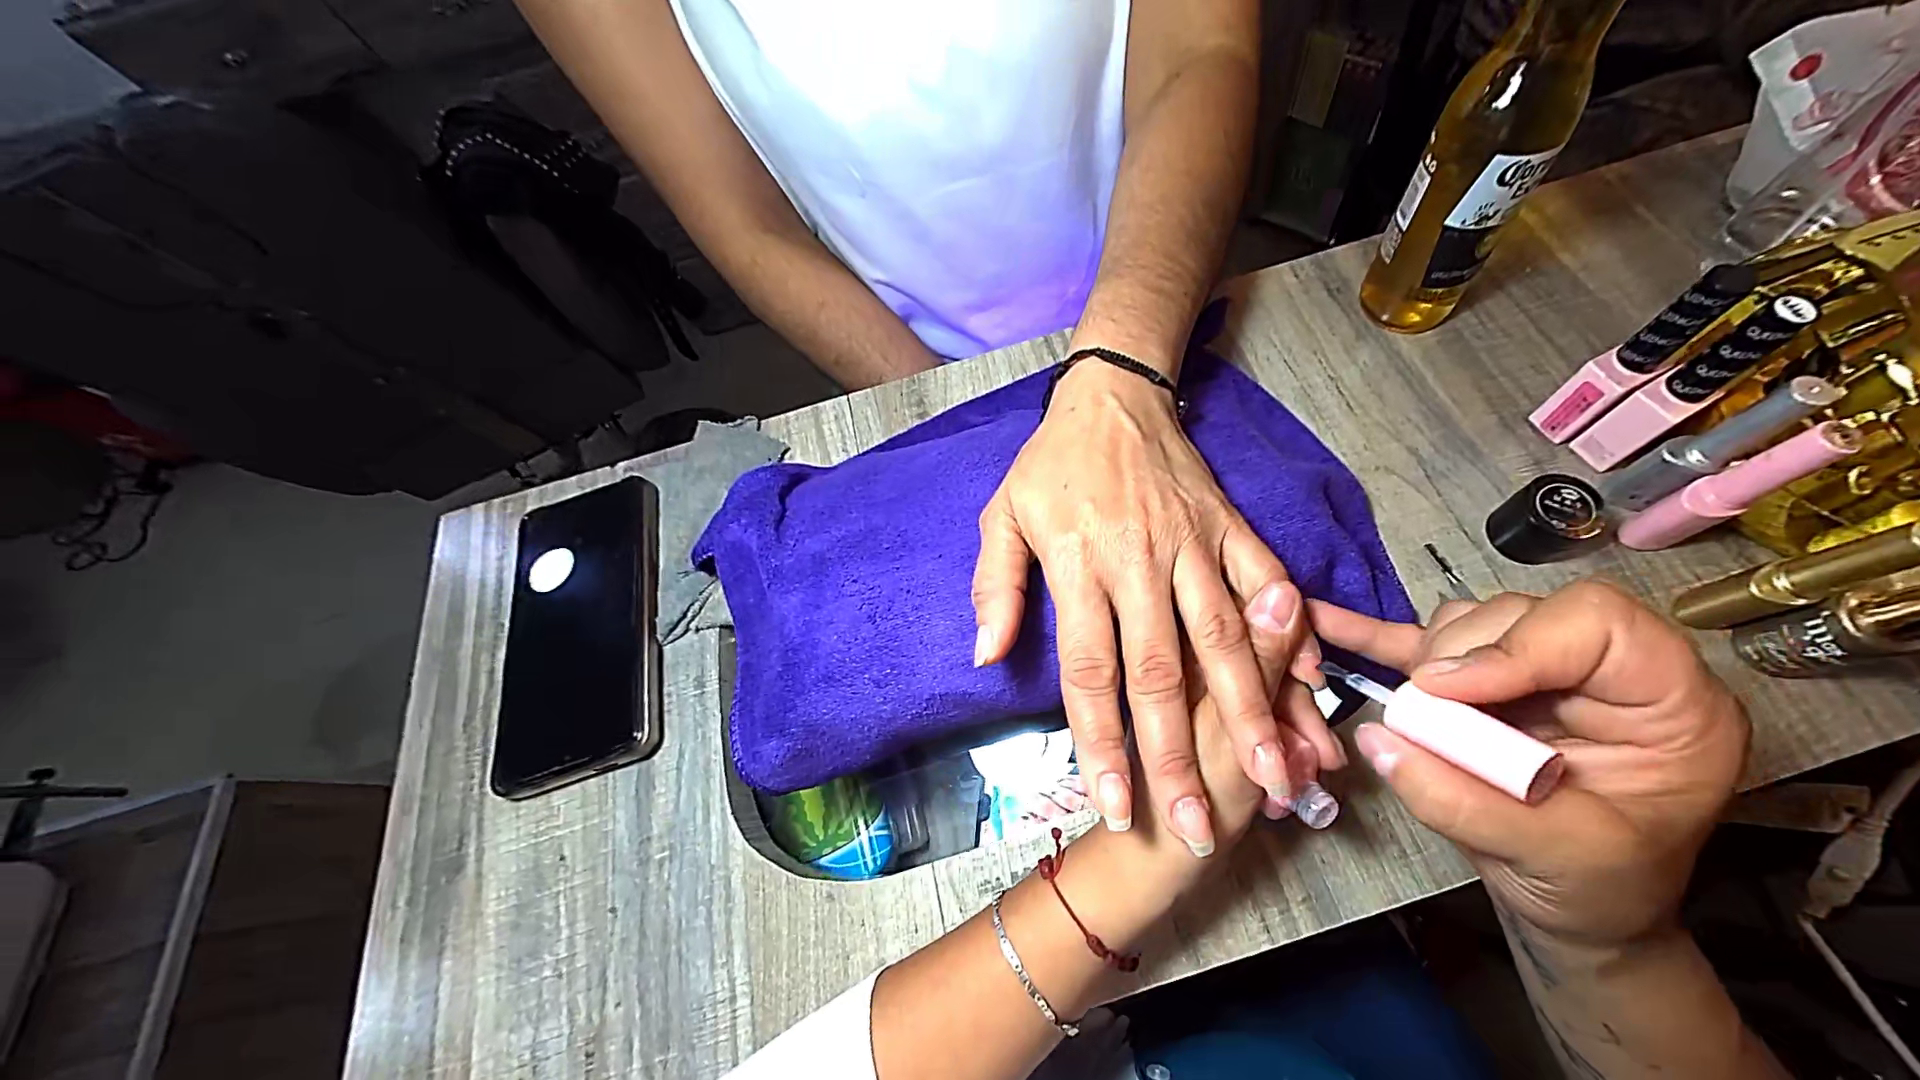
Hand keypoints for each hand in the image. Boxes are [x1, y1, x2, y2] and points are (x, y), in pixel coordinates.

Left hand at [972, 360, 1337, 855]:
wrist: (1109, 398)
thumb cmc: (1049, 465)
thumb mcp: (1002, 517)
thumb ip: (995, 587)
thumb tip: (988, 656)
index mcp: (1078, 565)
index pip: (1090, 670)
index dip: (1103, 742)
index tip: (1116, 806)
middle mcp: (1139, 561)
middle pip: (1160, 671)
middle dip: (1178, 754)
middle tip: (1195, 825)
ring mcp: (1192, 543)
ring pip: (1224, 637)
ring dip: (1249, 711)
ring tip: (1272, 778)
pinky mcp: (1228, 525)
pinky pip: (1265, 581)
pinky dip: (1290, 633)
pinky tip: (1310, 685)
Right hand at [1309, 580, 1748, 945]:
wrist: (1577, 902)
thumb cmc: (1599, 886)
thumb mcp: (1555, 858)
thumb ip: (1466, 803)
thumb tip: (1379, 740)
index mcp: (1664, 704)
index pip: (1596, 624)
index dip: (1517, 643)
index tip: (1450, 689)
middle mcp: (1601, 671)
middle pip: (1517, 615)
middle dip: (1458, 657)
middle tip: (1422, 709)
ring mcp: (1533, 670)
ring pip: (1466, 623)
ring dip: (1425, 657)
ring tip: (1411, 707)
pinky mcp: (1475, 681)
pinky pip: (1421, 644)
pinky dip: (1373, 637)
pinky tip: (1327, 620)